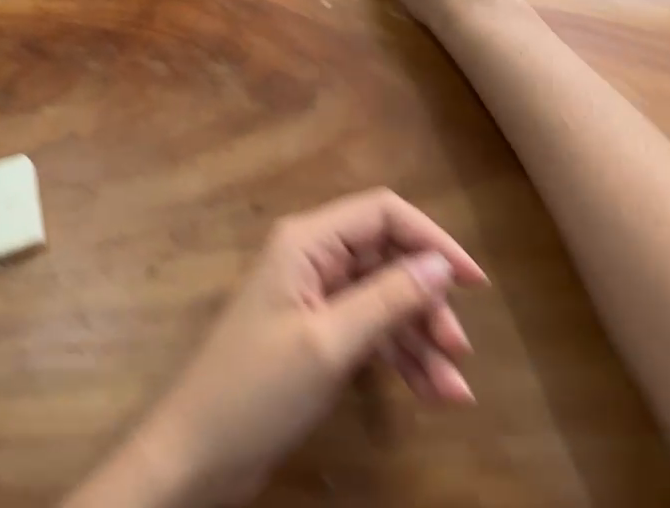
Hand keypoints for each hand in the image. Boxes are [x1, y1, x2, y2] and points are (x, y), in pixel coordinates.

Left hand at [66, 189, 487, 507]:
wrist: (196, 456)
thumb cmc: (256, 390)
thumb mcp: (329, 344)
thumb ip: (388, 299)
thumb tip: (441, 264)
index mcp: (308, 242)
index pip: (383, 214)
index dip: (432, 239)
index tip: (473, 282)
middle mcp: (313, 259)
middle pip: (389, 261)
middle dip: (427, 304)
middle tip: (459, 349)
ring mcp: (315, 297)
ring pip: (385, 301)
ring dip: (421, 341)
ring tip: (455, 392)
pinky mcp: (317, 333)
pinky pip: (370, 332)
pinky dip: (401, 360)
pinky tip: (433, 394)